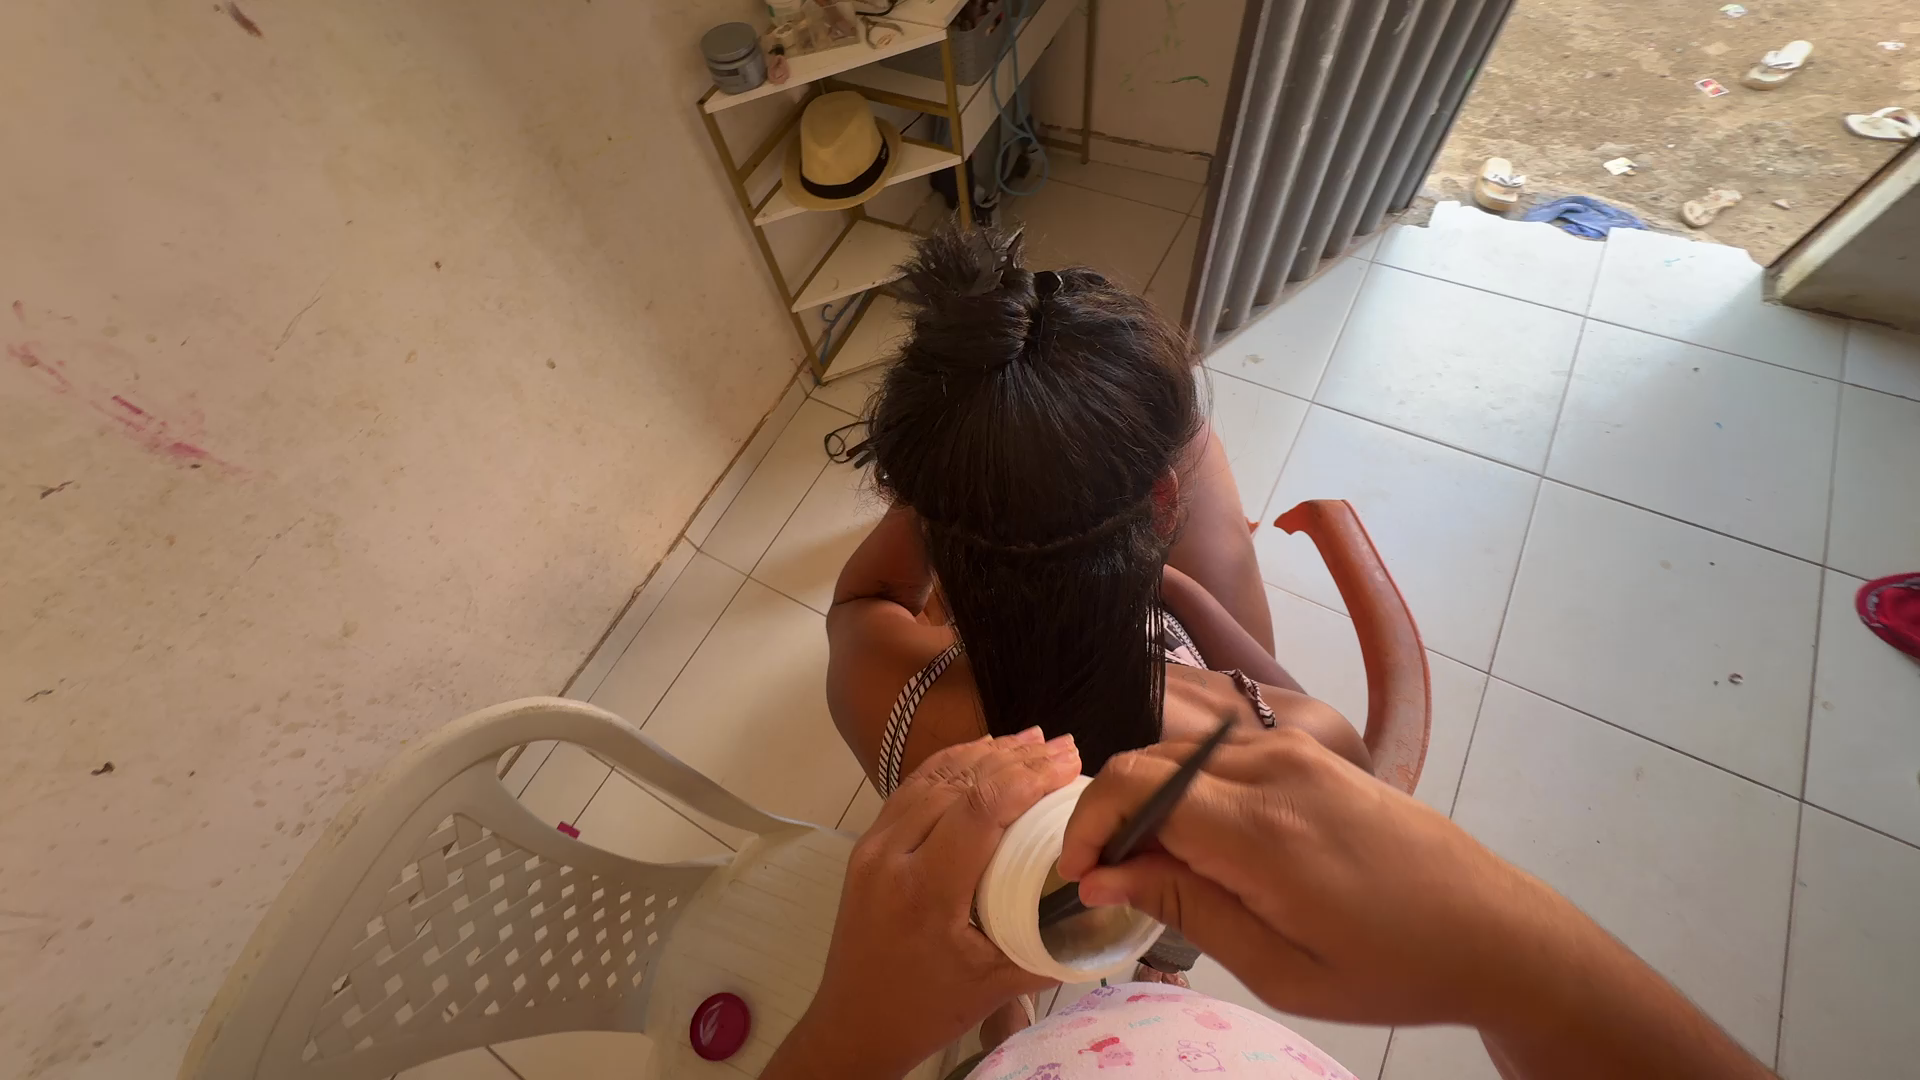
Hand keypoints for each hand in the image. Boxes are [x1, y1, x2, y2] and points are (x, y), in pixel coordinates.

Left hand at [767, 729, 1079, 1078]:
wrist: (853, 1023)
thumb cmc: (926, 1008)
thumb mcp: (994, 984)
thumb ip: (1047, 943)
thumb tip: (1098, 902)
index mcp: (925, 893)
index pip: (980, 809)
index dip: (1027, 777)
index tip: (1066, 763)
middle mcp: (892, 855)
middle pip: (960, 783)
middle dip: (1017, 758)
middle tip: (1063, 746)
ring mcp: (874, 843)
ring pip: (935, 776)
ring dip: (986, 751)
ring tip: (1032, 740)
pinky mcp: (868, 840)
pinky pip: (914, 786)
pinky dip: (952, 762)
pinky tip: (982, 750)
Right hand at [1057, 727, 1569, 1027]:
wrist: (1496, 929)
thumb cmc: (1389, 968)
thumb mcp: (1278, 969)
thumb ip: (1181, 908)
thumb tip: (1102, 875)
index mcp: (1261, 829)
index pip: (1137, 787)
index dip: (1089, 822)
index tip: (1079, 871)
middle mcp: (1269, 766)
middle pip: (1148, 762)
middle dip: (1110, 813)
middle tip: (1113, 874)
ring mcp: (1289, 747)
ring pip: (1177, 753)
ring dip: (1147, 800)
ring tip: (1159, 861)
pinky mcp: (1303, 746)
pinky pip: (1216, 753)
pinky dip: (1186, 787)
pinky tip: (1204, 835)